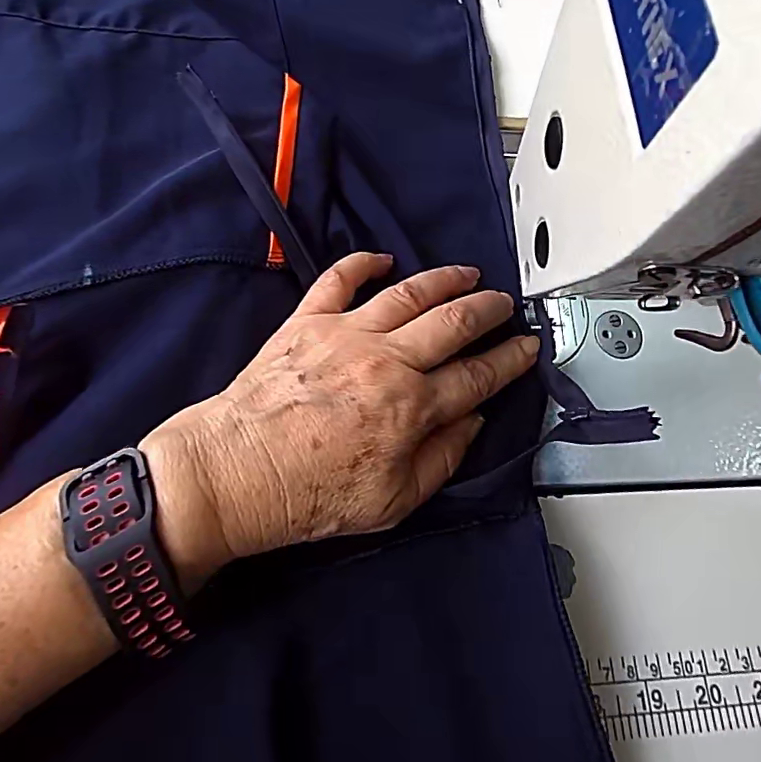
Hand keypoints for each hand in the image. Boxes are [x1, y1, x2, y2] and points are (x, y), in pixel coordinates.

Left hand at [142, 252, 538, 588]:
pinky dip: (362, 263)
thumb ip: (441, 459)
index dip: (508, 360)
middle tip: (503, 306)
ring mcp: (344, 335)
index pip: (477, 376)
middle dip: (488, 310)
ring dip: (444, 280)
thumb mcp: (392, 502)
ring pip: (408, 293)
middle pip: (454, 323)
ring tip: (465, 274)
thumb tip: (469, 424)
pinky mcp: (306, 322)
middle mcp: (385, 362)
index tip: (523, 348)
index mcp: (411, 408)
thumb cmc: (305, 493)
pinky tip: (382, 260)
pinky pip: (339, 279)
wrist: (237, 472)